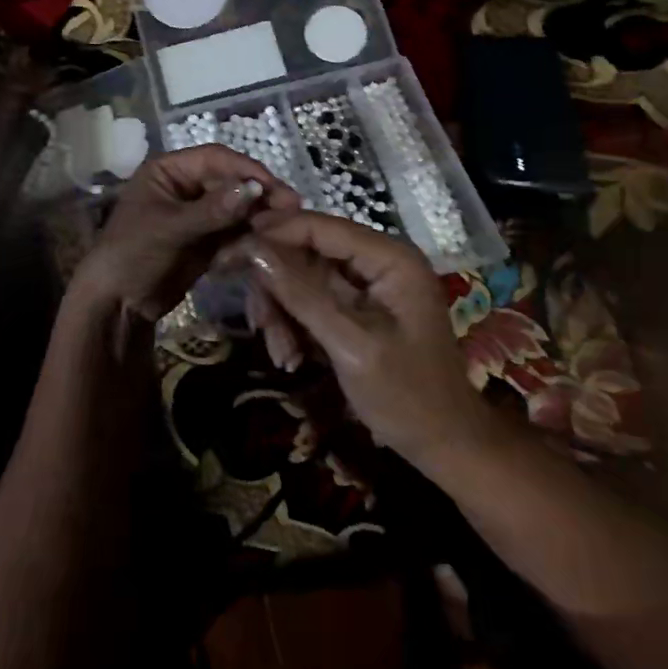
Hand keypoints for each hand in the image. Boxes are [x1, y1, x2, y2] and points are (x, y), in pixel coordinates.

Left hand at [71, 146, 300, 320]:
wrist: (118, 301)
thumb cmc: (132, 254)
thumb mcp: (170, 229)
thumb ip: (211, 210)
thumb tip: (252, 188)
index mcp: (167, 171)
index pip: (214, 159)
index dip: (246, 170)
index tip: (276, 188)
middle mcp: (184, 187)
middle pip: (230, 182)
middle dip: (258, 195)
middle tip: (292, 210)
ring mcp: (196, 214)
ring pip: (236, 207)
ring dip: (258, 217)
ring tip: (286, 229)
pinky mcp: (205, 240)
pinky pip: (234, 231)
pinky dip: (249, 236)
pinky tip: (267, 243)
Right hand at [224, 210, 493, 463]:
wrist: (442, 442)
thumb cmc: (406, 394)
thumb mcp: (349, 344)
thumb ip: (301, 294)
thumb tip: (251, 249)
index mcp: (389, 258)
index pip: (317, 226)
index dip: (269, 235)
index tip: (225, 256)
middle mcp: (375, 260)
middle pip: (301, 251)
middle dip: (274, 288)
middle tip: (258, 325)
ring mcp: (362, 284)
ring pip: (296, 277)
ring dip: (279, 313)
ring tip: (280, 352)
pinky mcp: (350, 305)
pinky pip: (304, 300)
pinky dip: (290, 325)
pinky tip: (289, 356)